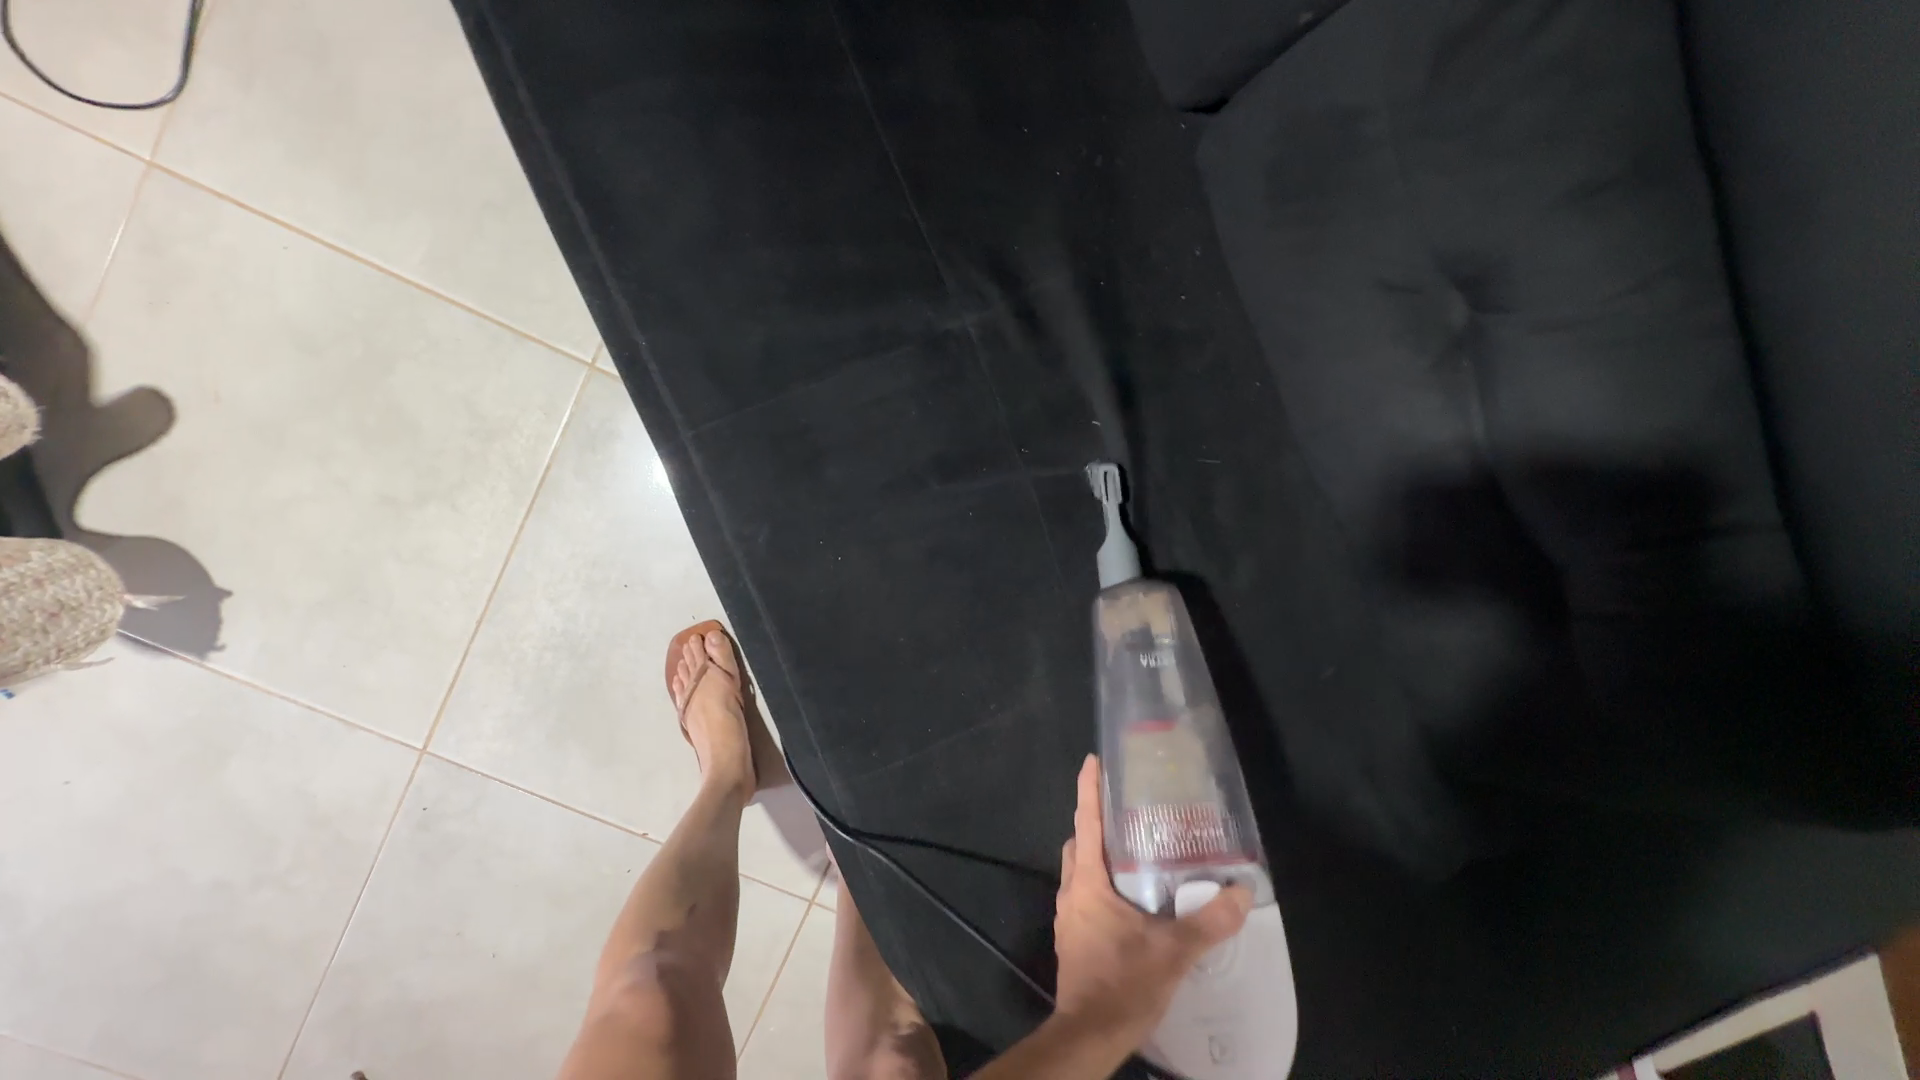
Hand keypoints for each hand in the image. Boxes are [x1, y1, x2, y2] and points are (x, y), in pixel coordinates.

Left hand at [1052, 753, 1252, 1047]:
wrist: (1089, 1034)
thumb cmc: (1123, 983)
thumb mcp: (1172, 951)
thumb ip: (1208, 921)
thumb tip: (1242, 891)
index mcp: (1087, 882)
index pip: (1085, 822)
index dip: (1088, 789)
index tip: (1092, 760)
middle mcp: (1072, 892)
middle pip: (1079, 843)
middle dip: (1095, 821)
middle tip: (1126, 808)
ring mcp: (1069, 917)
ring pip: (1080, 871)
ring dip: (1099, 855)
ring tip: (1133, 850)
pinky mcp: (1074, 938)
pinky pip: (1085, 896)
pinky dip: (1102, 884)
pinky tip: (1131, 898)